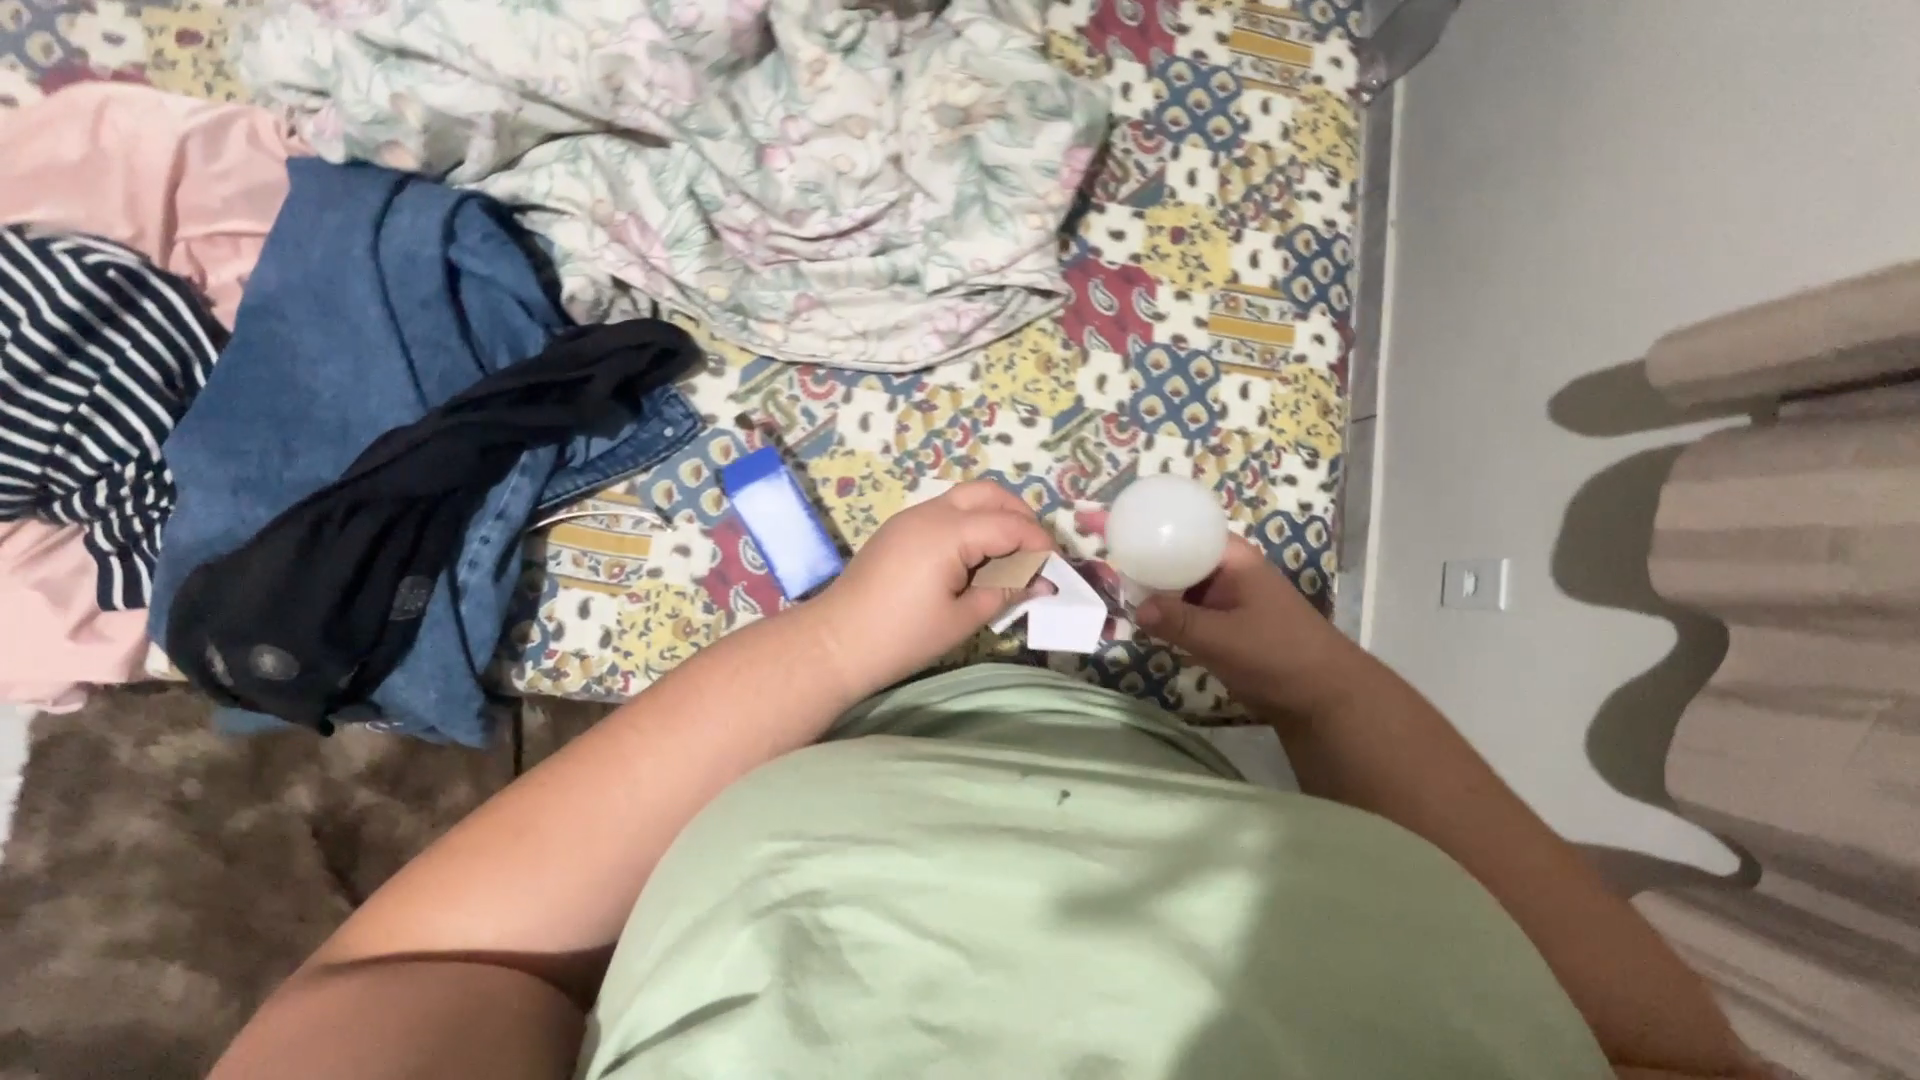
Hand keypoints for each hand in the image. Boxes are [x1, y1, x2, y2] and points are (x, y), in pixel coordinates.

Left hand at [808, 481, 1055, 694]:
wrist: (836, 642)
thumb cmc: (902, 636)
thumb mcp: (962, 618)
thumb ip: (1005, 591)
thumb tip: (1041, 580)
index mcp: (948, 532)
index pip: (1009, 524)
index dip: (1038, 543)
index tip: (1055, 568)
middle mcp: (930, 512)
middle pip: (988, 494)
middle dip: (1019, 517)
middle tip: (1035, 553)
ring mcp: (910, 517)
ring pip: (965, 498)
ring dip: (994, 517)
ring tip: (1009, 556)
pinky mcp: (898, 529)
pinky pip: (945, 512)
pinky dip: (970, 524)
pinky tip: (976, 559)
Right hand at [1133, 537, 1365, 720]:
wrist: (1324, 698)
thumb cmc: (1278, 656)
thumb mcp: (1222, 639)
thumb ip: (1177, 622)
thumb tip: (1134, 609)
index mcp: (1233, 559)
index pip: (1185, 530)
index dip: (1150, 529)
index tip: (1114, 531)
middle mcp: (1228, 571)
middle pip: (1178, 557)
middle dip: (1145, 563)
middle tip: (1105, 569)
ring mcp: (1227, 598)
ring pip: (1180, 586)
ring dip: (1155, 592)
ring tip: (1114, 592)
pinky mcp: (1225, 624)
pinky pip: (1188, 610)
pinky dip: (1168, 614)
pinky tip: (1142, 620)